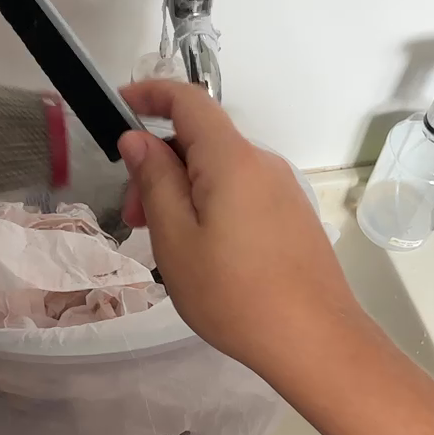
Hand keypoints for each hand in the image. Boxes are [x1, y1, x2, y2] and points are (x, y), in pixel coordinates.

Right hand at [117, 81, 372, 383]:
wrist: (315, 340)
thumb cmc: (234, 294)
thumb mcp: (177, 239)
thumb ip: (155, 181)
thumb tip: (137, 138)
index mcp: (232, 158)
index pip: (188, 100)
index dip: (149, 95)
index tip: (117, 109)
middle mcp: (264, 163)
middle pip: (203, 141)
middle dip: (159, 165)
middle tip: (134, 219)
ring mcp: (285, 190)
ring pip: (221, 172)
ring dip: (184, 191)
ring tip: (168, 246)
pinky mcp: (295, 217)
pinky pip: (244, 194)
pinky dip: (212, 206)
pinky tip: (205, 254)